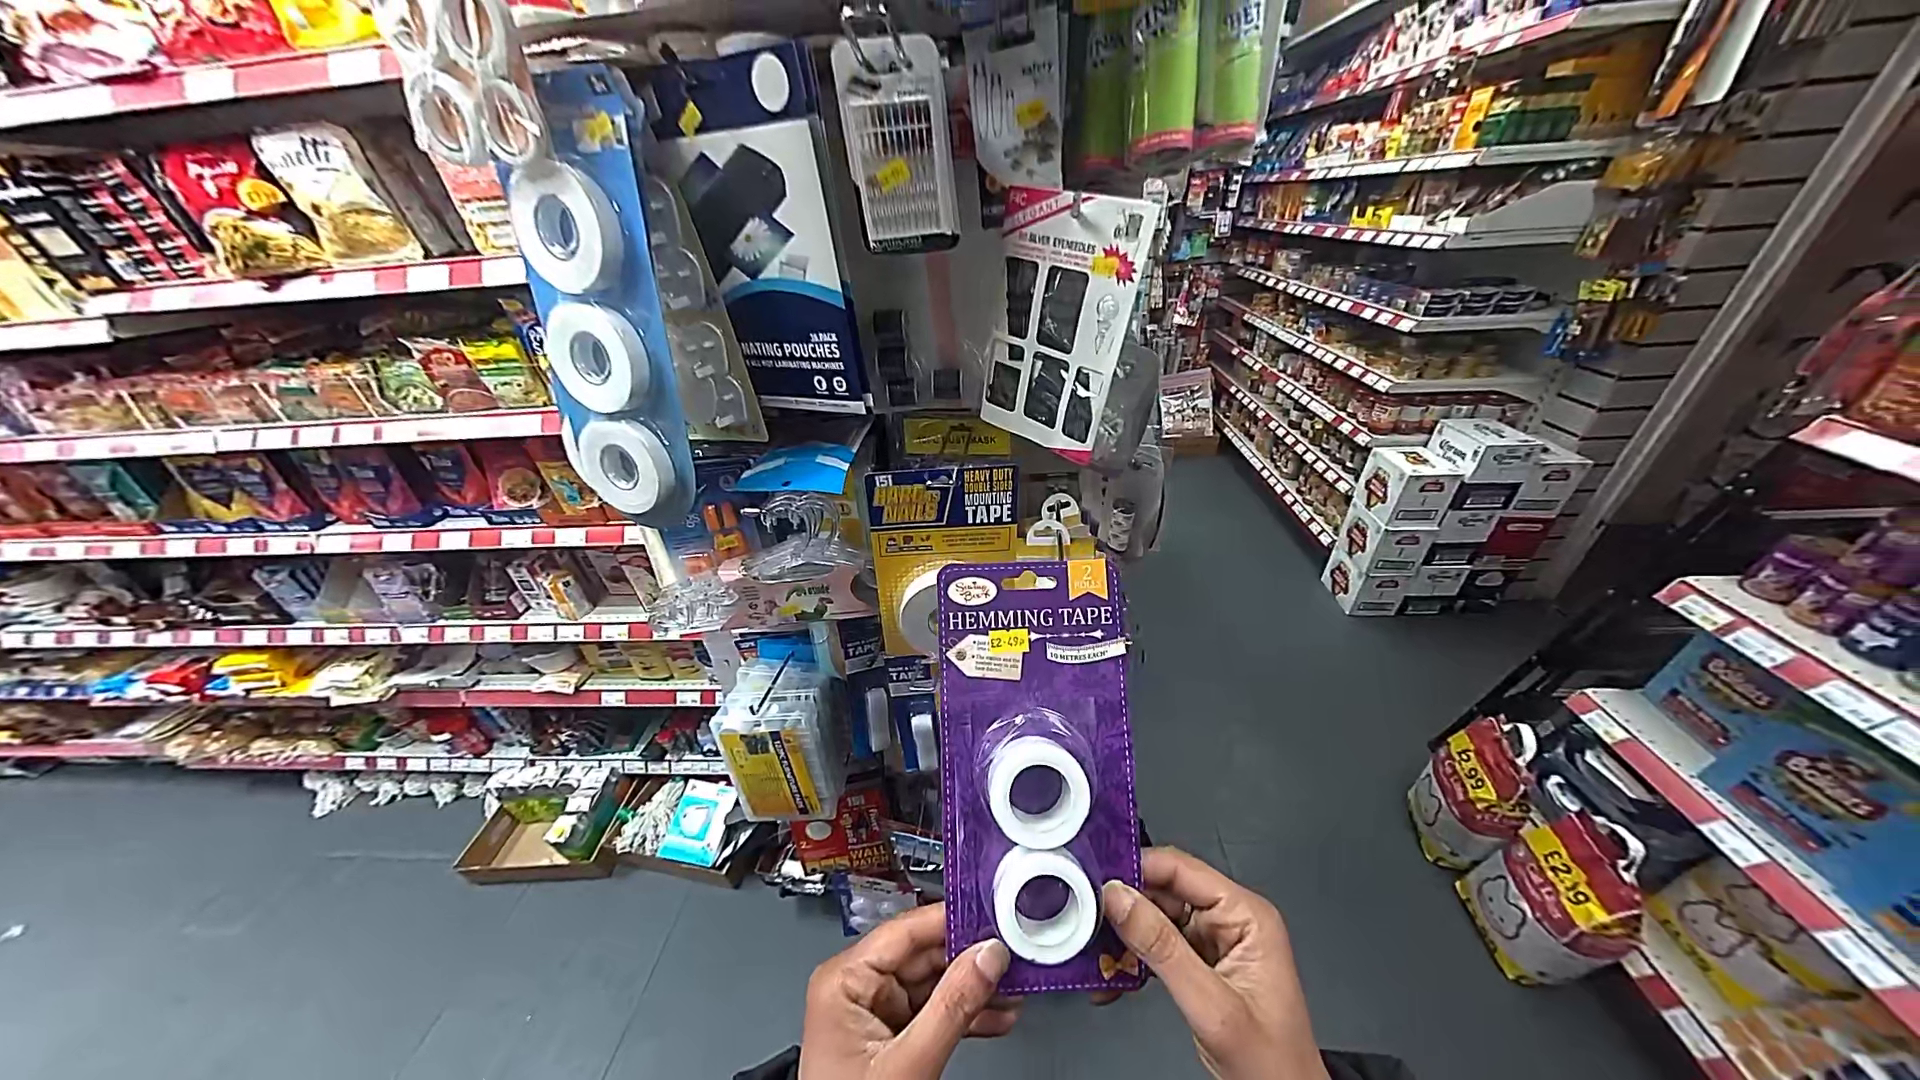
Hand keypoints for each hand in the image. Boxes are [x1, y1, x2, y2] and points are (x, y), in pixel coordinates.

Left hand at [799, 903, 1021, 1079]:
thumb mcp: (908, 1064)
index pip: (906, 930)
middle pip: (925, 954)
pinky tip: (996, 1015)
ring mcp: (874, 1011)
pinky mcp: (891, 1034)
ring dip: (976, 989)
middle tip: (1011, 957)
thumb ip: (952, 1006)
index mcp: (844, 979)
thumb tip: (987, 957)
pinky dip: (965, 1014)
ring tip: (1013, 988)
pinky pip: (934, 1010)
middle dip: (972, 959)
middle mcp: (857, 986)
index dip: (951, 920)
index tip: (991, 917)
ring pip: (935, 983)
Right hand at [1101, 848, 1329, 1079]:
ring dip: (1122, 936)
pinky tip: (1113, 975)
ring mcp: (1212, 939)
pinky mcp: (1197, 959)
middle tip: (1090, 922)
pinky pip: (1154, 942)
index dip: (1137, 870)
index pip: (1180, 868)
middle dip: (1123, 908)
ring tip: (1098, 954)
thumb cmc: (1274, 1066)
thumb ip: (1163, 948)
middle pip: (1161, 889)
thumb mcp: (1213, 1007)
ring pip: (1152, 915)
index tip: (1099, 885)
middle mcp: (1228, 918)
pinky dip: (1130, 958)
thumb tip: (1120, 898)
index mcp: (1245, 914)